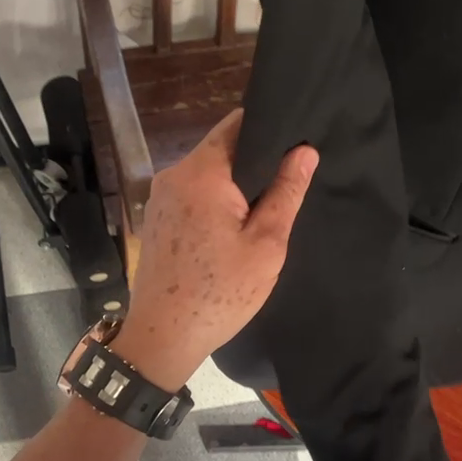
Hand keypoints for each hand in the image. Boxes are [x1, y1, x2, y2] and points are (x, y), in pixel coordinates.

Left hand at [111, 110, 318, 389]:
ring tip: (264, 211)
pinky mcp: (157, 220)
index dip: (269, 128)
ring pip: (207, 176)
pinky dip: (215, 205)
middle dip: (253, 163)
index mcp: (201, 172)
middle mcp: (174, 175)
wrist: (163, 336)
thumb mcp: (265, 244)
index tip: (295, 144)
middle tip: (288, 184)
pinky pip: (192, 197)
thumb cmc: (220, 293)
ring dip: (234, 188)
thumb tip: (305, 150)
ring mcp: (160, 198)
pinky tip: (232, 231)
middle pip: (221, 149)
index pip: (237, 124)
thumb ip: (286, 192)